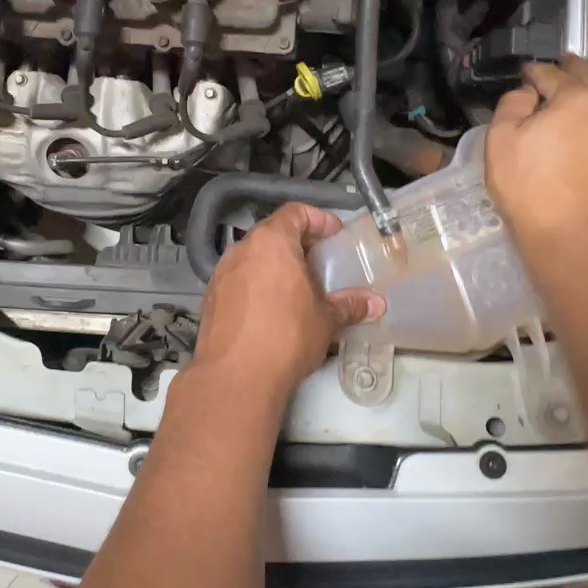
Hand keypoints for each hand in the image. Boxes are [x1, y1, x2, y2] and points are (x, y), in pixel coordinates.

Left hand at [194, 203, 384, 397]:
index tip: (334, 235)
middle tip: (320, 263)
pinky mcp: (211, 297)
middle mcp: (242, 249)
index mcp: (271, 242)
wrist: (235, 376)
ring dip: (276, 265)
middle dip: (298, 244)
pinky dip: (257, 284)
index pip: (295, 212)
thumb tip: (375, 303)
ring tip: (298, 288)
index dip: (318, 219)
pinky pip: (239, 279)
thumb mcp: (326, 319)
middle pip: (272, 232)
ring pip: (253, 257)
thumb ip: (350, 305)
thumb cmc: (285, 336)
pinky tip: (273, 309)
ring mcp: (222, 273)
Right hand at [486, 56, 587, 257]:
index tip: (525, 73)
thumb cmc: (529, 186)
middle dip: (574, 67)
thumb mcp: (501, 140)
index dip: (534, 72)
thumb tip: (528, 92)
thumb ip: (512, 105)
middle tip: (566, 59)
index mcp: (573, 97)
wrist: (571, 234)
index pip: (550, 75)